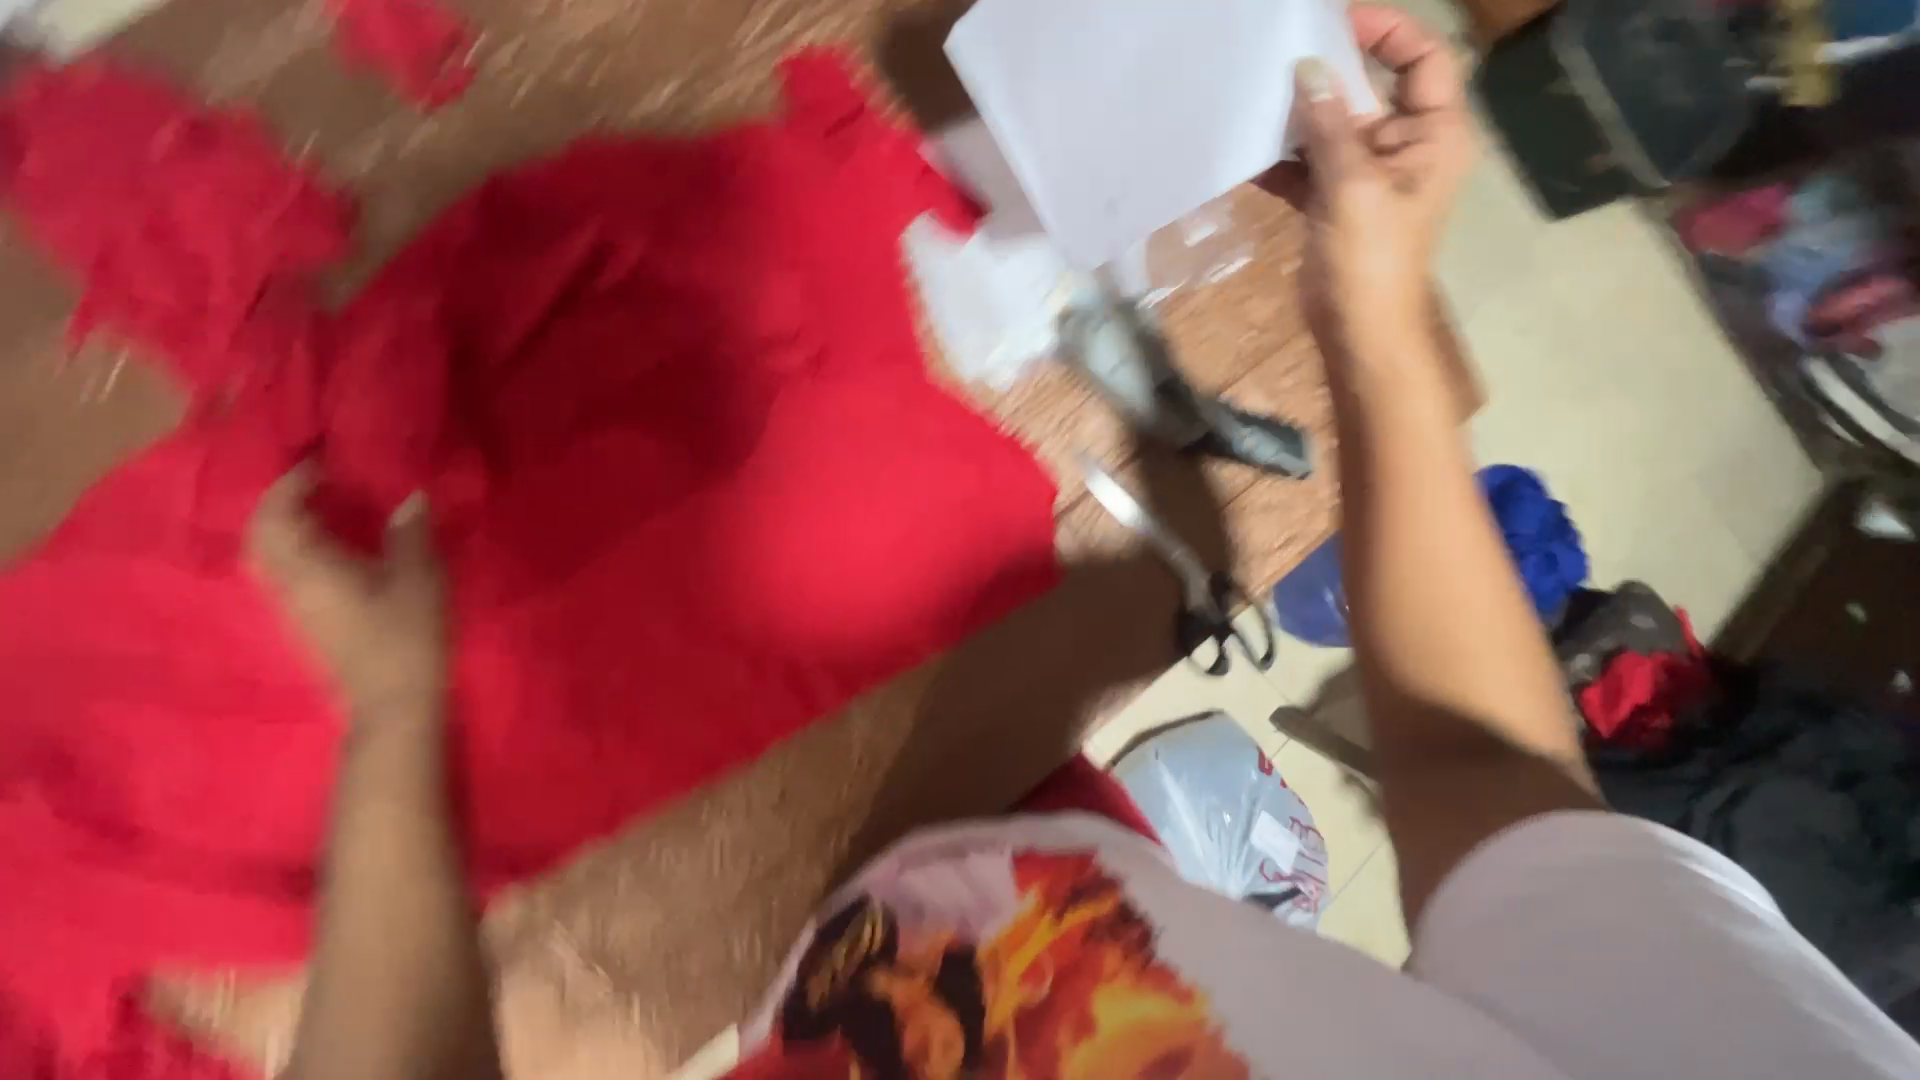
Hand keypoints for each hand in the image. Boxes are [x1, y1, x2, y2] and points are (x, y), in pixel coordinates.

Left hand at [248, 467, 447, 727]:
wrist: (394, 706)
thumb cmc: (407, 638)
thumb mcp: (420, 580)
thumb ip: (412, 535)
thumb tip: (410, 497)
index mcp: (309, 567)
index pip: (278, 514)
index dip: (293, 482)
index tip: (324, 460)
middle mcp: (288, 585)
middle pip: (262, 535)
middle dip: (282, 503)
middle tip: (318, 483)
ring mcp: (294, 609)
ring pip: (272, 557)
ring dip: (289, 527)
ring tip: (329, 511)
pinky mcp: (310, 625)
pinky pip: (290, 574)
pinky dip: (303, 551)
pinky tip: (338, 551)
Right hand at [1260, 4, 1476, 354]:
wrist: (1357, 329)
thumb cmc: (1370, 258)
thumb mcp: (1353, 185)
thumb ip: (1330, 126)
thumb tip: (1308, 70)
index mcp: (1434, 135)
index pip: (1422, 61)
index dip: (1387, 32)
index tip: (1335, 22)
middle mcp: (1403, 148)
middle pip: (1368, 92)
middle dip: (1327, 77)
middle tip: (1280, 59)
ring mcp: (1364, 177)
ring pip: (1330, 130)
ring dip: (1296, 120)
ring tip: (1255, 103)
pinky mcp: (1332, 203)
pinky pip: (1305, 168)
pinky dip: (1279, 162)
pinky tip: (1247, 155)